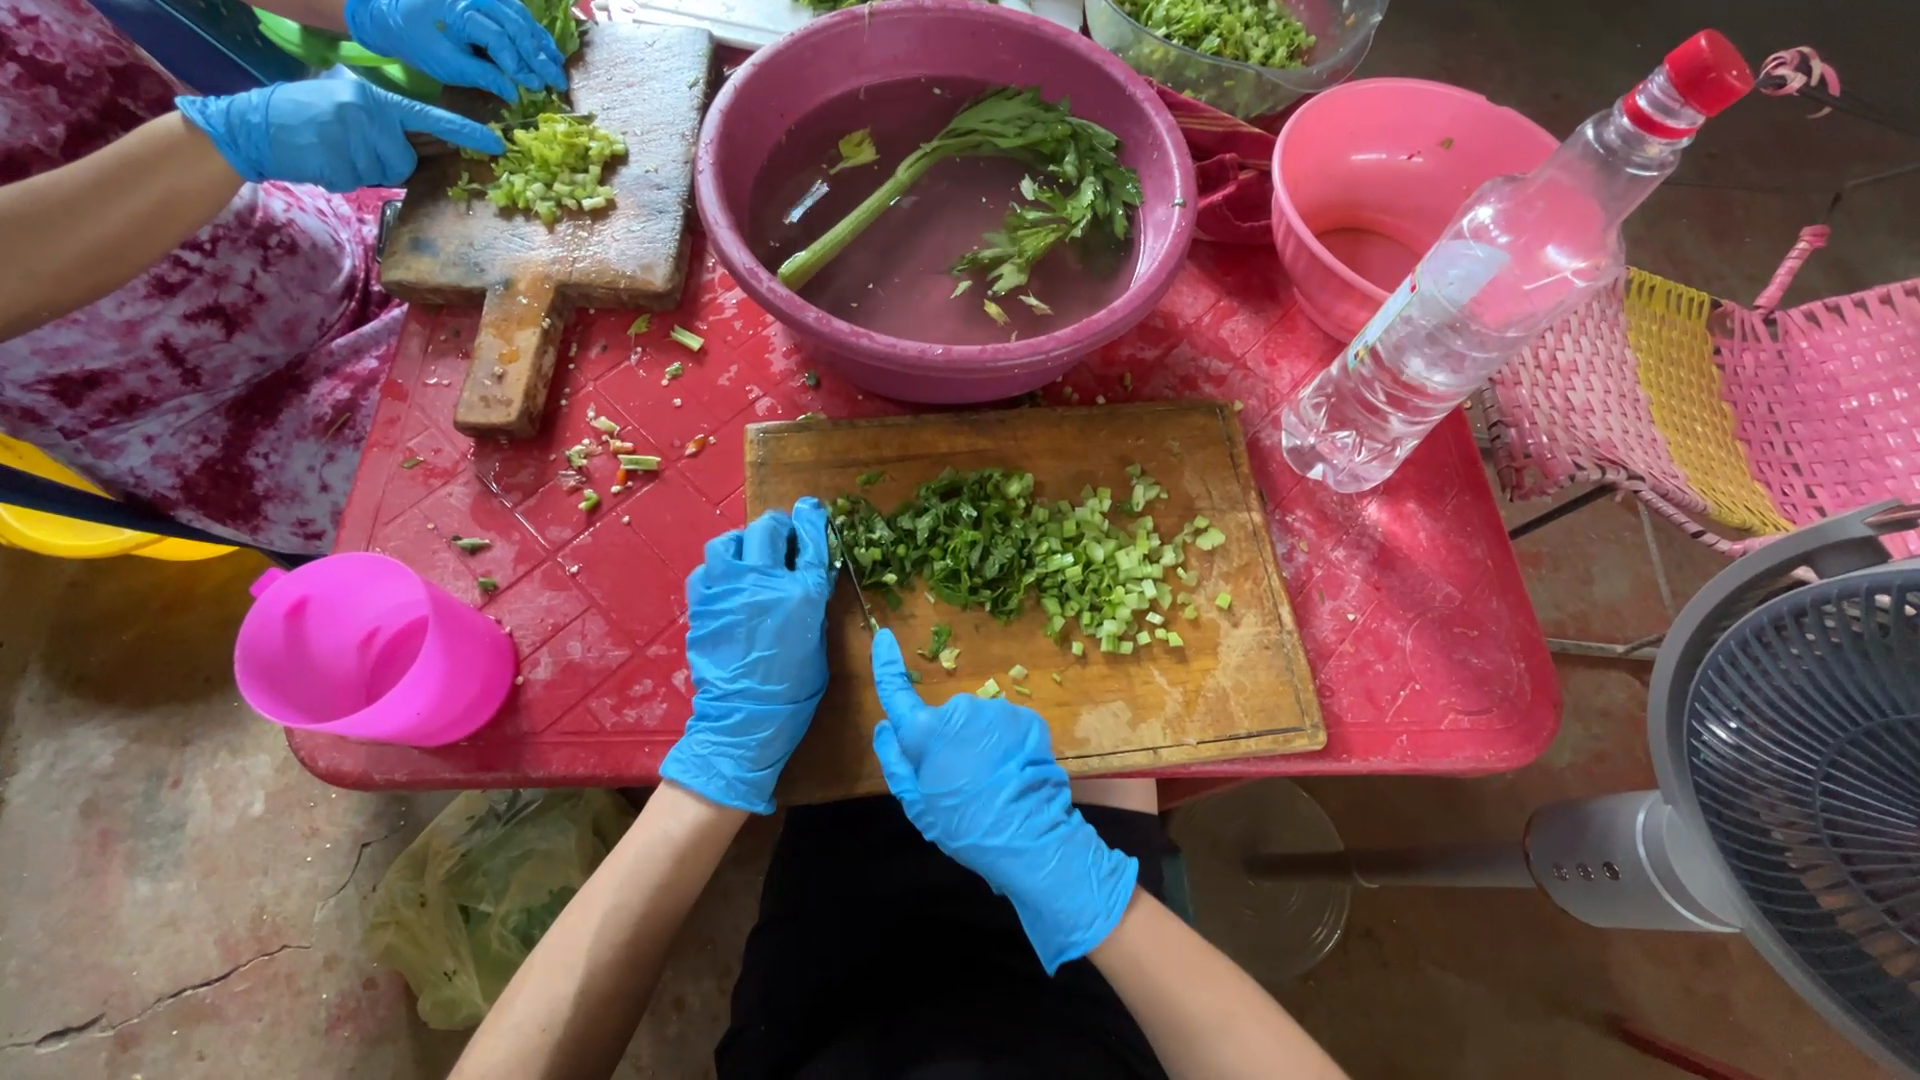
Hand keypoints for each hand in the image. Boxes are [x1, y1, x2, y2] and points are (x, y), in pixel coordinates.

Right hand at [175, 79, 504, 192]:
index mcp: (372, 97)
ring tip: (331, 150)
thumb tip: (420, 142)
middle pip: (405, 161)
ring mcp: (351, 136)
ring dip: (361, 171)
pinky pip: (360, 182)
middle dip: (383, 162)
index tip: (496, 142)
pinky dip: (343, 177)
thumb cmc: (304, 117)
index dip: (464, 133)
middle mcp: (366, 112)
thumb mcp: (345, 103)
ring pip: (384, 174)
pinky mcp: (337, 158)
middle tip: (346, 145)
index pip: (429, 118)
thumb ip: (383, 121)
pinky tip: (320, 159)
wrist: (250, 125)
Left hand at [345, 0, 567, 102]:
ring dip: (542, 44)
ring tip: (557, 68)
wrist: (390, 11)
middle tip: (557, 83)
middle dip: (539, 57)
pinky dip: (535, 32)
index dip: (519, 66)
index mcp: (460, 12)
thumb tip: (515, 93)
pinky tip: (547, 49)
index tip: (533, 88)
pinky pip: (518, 12)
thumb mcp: (446, 64)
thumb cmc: (417, 41)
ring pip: (522, 17)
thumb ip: (483, 76)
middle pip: (517, 26)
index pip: (500, 40)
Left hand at [661, 498, 831, 814]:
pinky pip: (706, 570)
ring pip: (730, 541)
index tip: (812, 509)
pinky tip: (727, 580)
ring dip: (743, 542)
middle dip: (778, 526)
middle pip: (768, 529)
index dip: (813, 520)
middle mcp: (764, 582)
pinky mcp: (702, 603)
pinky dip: (719, 569)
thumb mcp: (818, 639)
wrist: (745, 717)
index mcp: (803, 593)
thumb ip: (813, 601)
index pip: (810, 541)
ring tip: (750, 552)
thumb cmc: (794, 688)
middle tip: (782, 536)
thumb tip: (810, 574)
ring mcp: (728, 590)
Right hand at [869, 630, 1137, 973]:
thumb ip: (895, 761)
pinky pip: (1007, 727)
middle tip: (960, 780)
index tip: (883, 636)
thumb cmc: (964, 826)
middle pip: (946, 719)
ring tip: (992, 783)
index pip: (896, 690)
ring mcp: (997, 711)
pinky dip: (1007, 745)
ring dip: (981, 743)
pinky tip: (1013, 773)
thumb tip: (884, 726)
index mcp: (926, 731)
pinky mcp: (1028, 718)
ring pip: (979, 723)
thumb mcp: (917, 804)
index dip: (886, 663)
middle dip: (950, 740)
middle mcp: (960, 709)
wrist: (1029, 839)